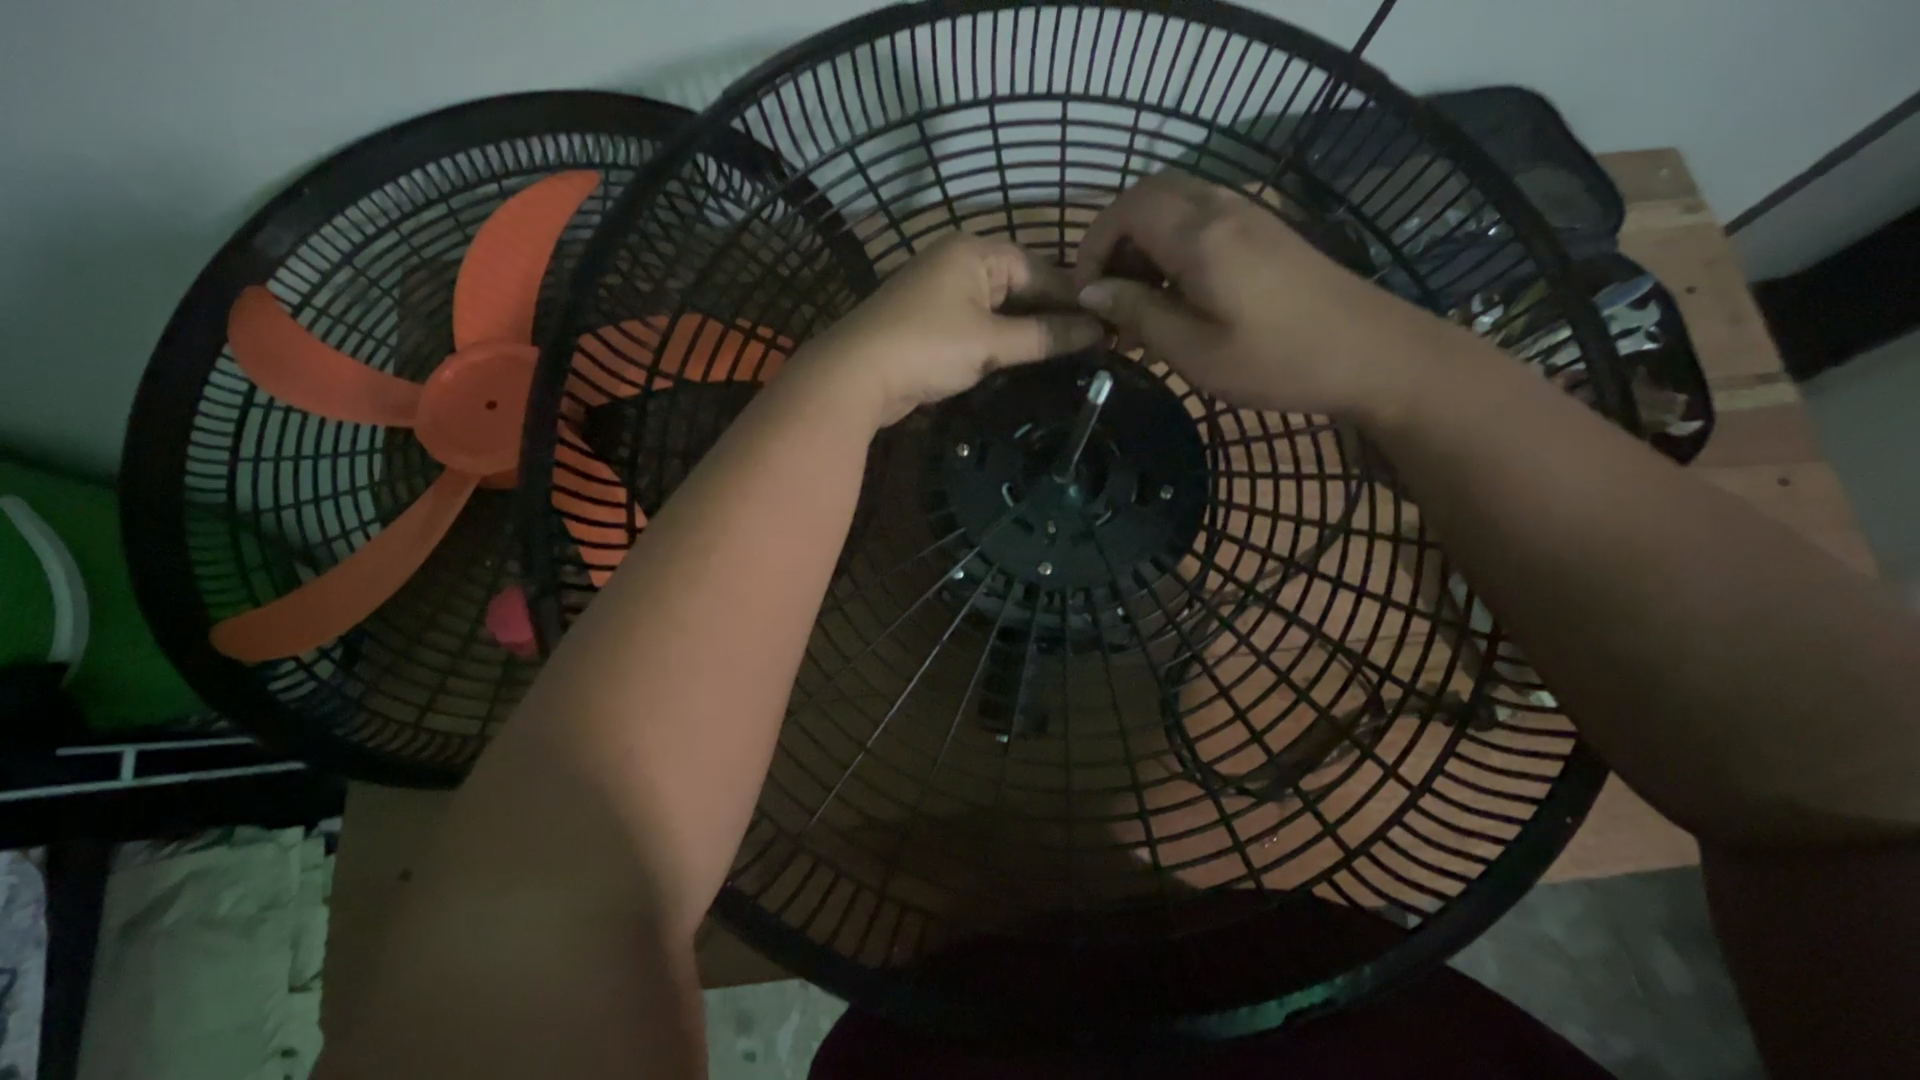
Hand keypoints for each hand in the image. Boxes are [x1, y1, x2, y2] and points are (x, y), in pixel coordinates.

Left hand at [804, 233, 1105, 426]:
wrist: (854, 376)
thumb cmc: (927, 347)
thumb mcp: (992, 342)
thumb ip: (1046, 336)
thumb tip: (1098, 331)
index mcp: (976, 251)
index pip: (1042, 269)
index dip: (1075, 300)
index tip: (1108, 328)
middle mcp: (959, 261)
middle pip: (1022, 285)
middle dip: (1053, 315)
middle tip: (1093, 346)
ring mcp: (941, 291)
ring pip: (1001, 307)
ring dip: (1029, 331)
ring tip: (1068, 357)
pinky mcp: (930, 321)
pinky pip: (980, 324)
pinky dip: (1002, 341)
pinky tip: (1026, 362)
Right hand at [1073, 171, 1452, 419]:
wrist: (1374, 354)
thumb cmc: (1278, 361)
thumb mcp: (1194, 350)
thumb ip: (1138, 313)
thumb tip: (1092, 293)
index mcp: (1199, 235)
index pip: (1125, 209)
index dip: (1094, 245)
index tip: (1087, 295)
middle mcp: (1222, 208)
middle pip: (1149, 193)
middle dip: (1116, 236)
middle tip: (1110, 292)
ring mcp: (1250, 214)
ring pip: (1178, 202)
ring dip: (1146, 239)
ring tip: (1141, 298)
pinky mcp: (1268, 229)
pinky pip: (1205, 216)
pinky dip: (1176, 241)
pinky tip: (1180, 292)